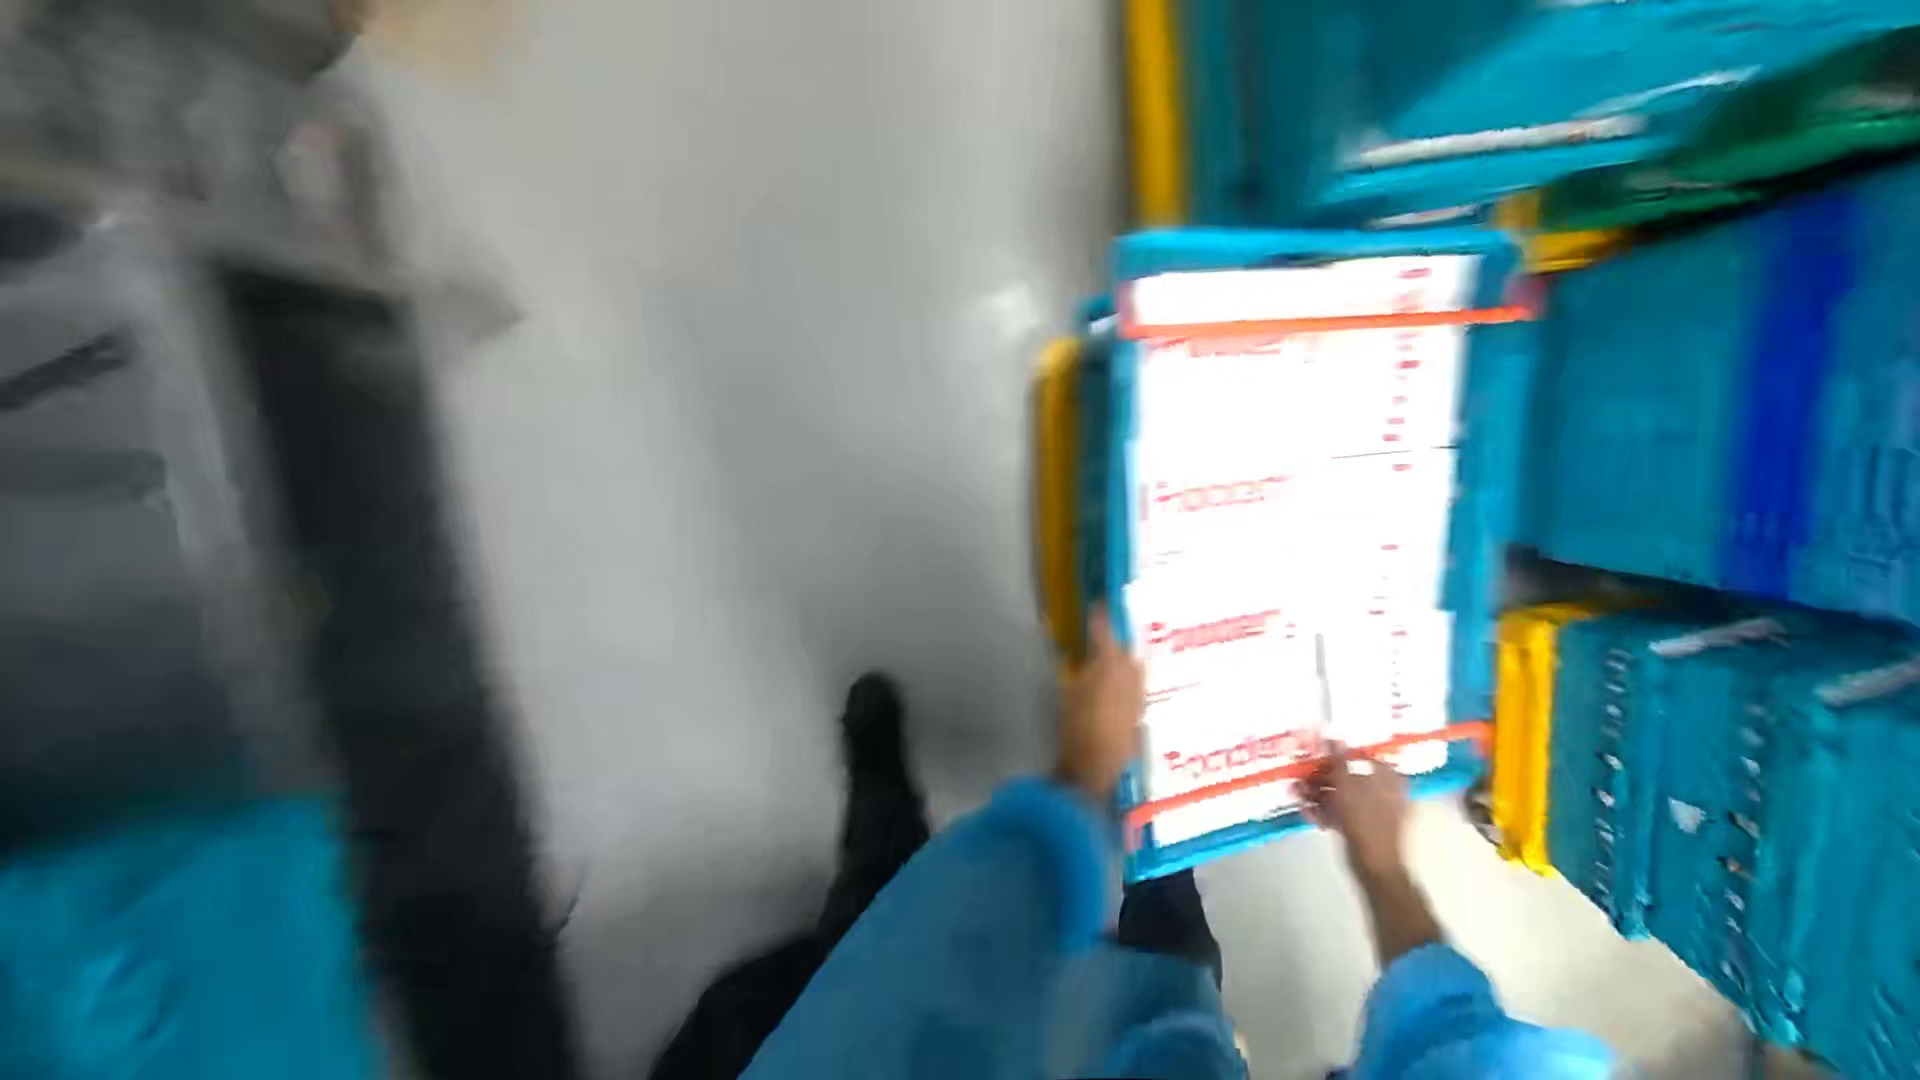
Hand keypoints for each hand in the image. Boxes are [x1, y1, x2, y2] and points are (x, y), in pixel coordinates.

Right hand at [1054, 604, 1143, 800]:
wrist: (1095, 766)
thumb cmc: (1075, 725)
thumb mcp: (1067, 691)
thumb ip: (1075, 668)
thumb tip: (1077, 654)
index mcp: (1109, 663)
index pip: (1104, 632)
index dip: (1100, 617)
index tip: (1098, 604)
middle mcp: (1130, 673)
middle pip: (1125, 649)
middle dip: (1114, 641)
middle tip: (1101, 637)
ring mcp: (1139, 693)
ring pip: (1134, 667)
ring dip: (1123, 660)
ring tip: (1109, 661)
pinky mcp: (1141, 710)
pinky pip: (1135, 685)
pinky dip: (1126, 680)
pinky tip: (1116, 687)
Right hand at [1302, 746, 1409, 879]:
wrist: (1374, 865)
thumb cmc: (1363, 819)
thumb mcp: (1346, 783)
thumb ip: (1338, 759)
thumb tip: (1333, 736)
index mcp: (1389, 779)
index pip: (1363, 757)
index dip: (1339, 754)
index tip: (1319, 755)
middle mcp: (1386, 793)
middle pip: (1349, 777)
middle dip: (1322, 776)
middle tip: (1302, 776)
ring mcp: (1376, 812)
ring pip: (1342, 796)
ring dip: (1318, 794)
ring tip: (1299, 796)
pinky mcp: (1364, 828)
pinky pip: (1342, 813)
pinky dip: (1326, 811)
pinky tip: (1310, 813)